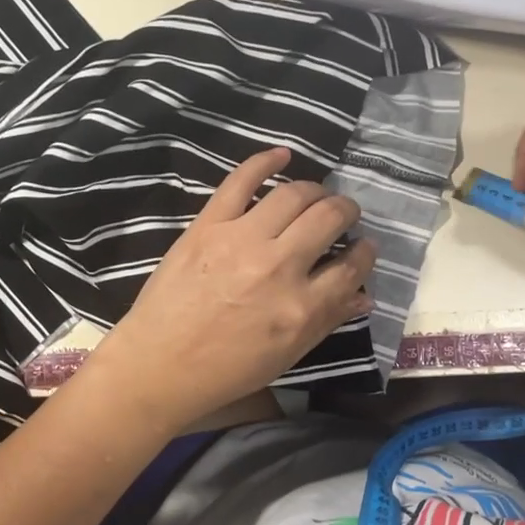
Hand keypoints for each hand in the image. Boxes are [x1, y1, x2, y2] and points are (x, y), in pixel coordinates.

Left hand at [89, 148, 375, 430]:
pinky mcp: (208, 225)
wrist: (160, 365)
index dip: (364, 253)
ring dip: (315, 190)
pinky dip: (265, 161)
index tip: (363, 247)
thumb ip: (326, 321)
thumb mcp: (286, 355)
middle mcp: (279, 267)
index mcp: (301, 308)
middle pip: (328, 219)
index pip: (351, 267)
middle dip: (346, 212)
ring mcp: (241, 240)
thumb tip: (362, 296)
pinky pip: (241, 181)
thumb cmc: (226, 370)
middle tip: (343, 216)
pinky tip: (283, 154)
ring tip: (317, 196)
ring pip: (294, 195)